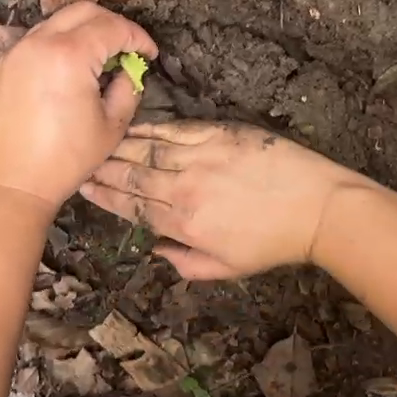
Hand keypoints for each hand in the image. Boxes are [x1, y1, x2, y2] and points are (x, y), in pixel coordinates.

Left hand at [0, 2, 157, 212]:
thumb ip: (127, 89)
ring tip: (100, 60)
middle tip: (128, 49)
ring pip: (58, 21)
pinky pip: (38, 40)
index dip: (138, 38)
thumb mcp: (111, 127)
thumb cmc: (63, 160)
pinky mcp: (3, 65)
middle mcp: (40, 43)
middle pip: (84, 10)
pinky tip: (71, 71)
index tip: (150, 54)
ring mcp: (17, 52)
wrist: (7, 183)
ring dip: (84, 31)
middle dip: (112, 24)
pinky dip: (60, 43)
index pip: (113, 27)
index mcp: (70, 55)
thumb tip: (129, 71)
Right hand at [81, 121, 372, 279]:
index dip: (104, 197)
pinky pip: (174, 130)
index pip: (133, 207)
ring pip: (146, 150)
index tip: (83, 188)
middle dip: (101, 169)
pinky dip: (149, 129)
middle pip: (131, 176)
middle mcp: (185, 190)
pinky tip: (131, 127)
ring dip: (117, 146)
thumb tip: (155, 250)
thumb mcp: (228, 269)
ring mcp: (201, 158)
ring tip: (96, 142)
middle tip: (78, 162)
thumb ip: (186, 263)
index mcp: (185, 225)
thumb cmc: (274, 243)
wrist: (319, 209)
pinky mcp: (219, 134)